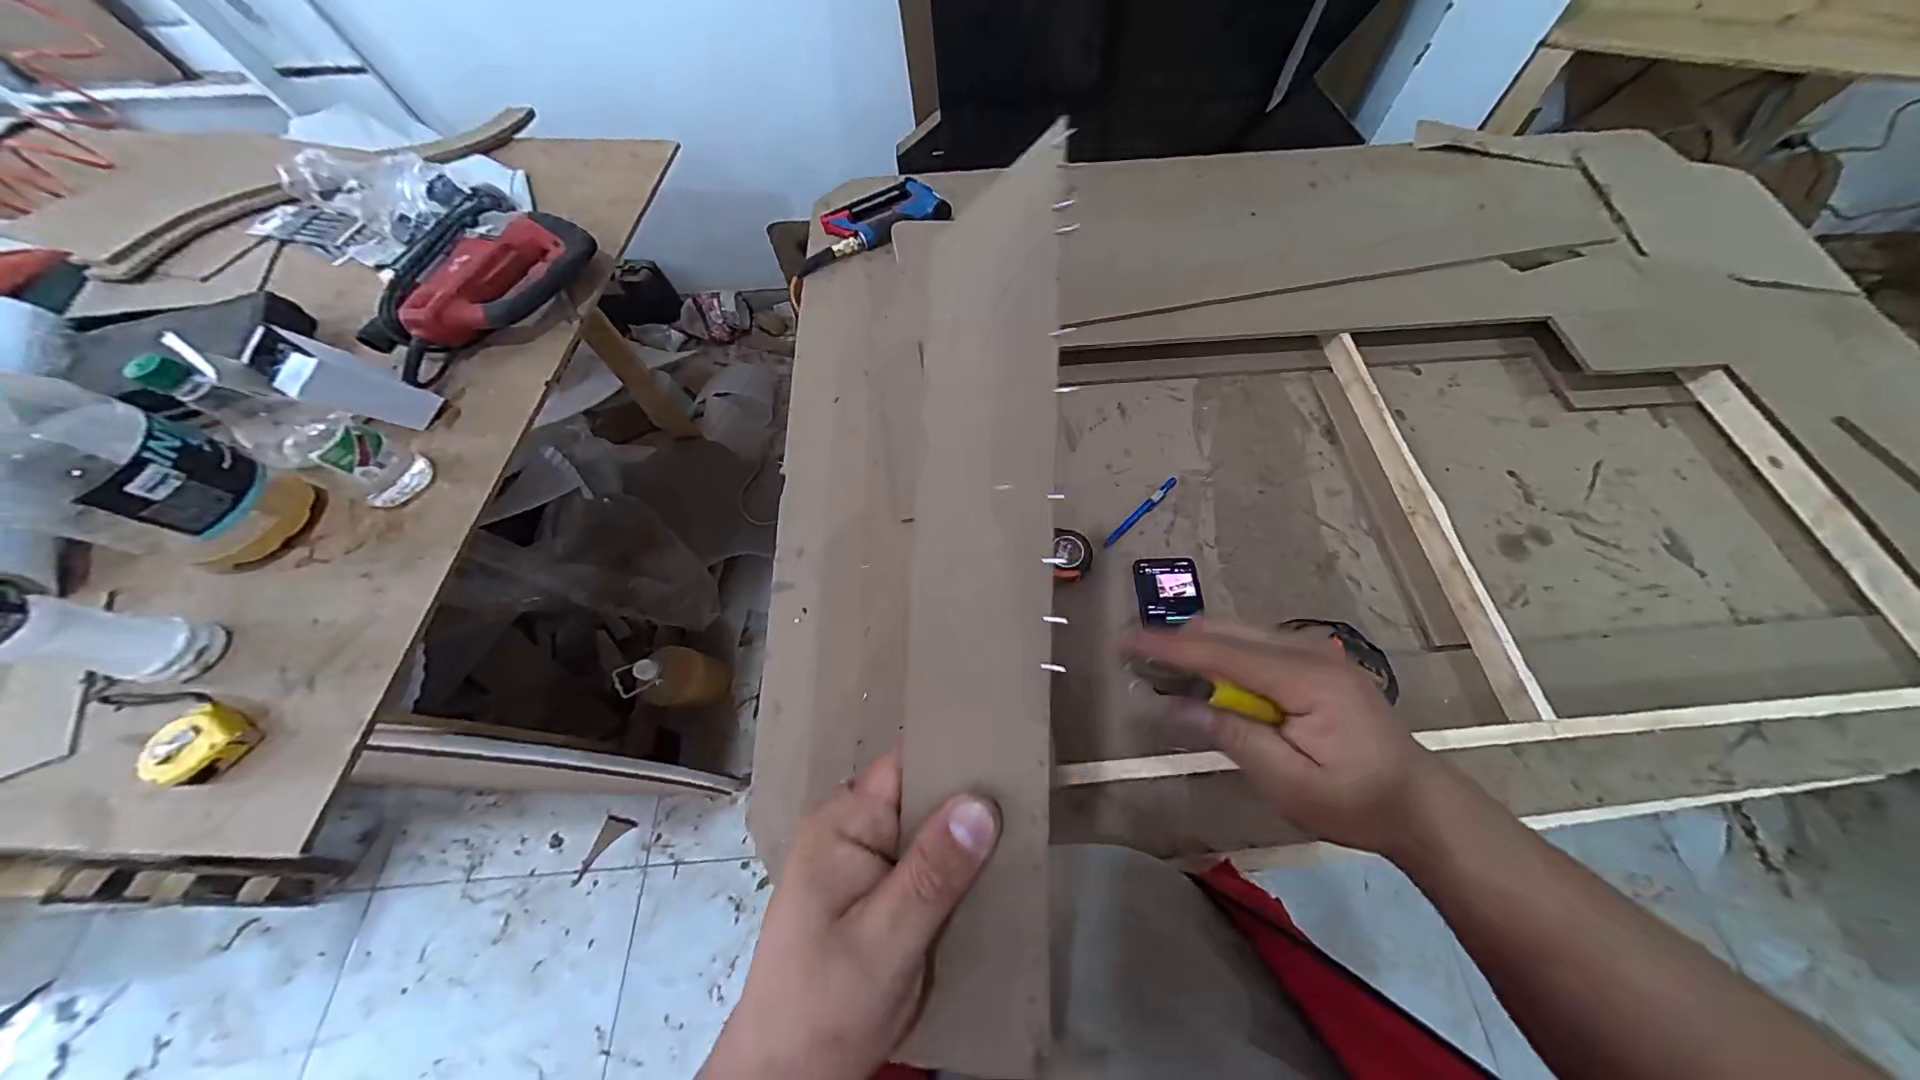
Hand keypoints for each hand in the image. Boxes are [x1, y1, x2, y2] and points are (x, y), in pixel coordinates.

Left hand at [701, 750, 999, 1079]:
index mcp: (843, 825)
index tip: (1008, 749)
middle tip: (1029, 794)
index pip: (903, 765)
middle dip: (968, 797)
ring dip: (965, 836)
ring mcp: (863, 865)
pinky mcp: (876, 897)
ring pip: (926, 832)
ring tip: (1024, 827)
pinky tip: (992, 872)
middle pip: (919, 794)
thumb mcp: (885, 939)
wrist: (788, 1078)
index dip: (952, 752)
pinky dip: (955, 868)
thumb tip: (981, 802)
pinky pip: (923, 865)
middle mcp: (851, 832)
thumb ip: (933, 872)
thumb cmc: (824, 1005)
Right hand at [1123, 618, 1452, 856]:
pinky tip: (1208, 679)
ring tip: (1163, 671)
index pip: (1221, 652)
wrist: (1422, 805)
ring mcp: (1317, 653)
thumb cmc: (1357, 802)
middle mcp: (1310, 652)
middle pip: (1227, 631)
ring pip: (1239, 633)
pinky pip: (1256, 645)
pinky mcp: (1317, 662)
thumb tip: (1173, 707)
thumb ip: (1230, 735)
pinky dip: (1222, 656)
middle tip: (1136, 660)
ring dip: (1198, 649)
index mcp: (1306, 679)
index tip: (1125, 641)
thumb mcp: (1288, 781)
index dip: (1168, 647)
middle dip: (1177, 642)